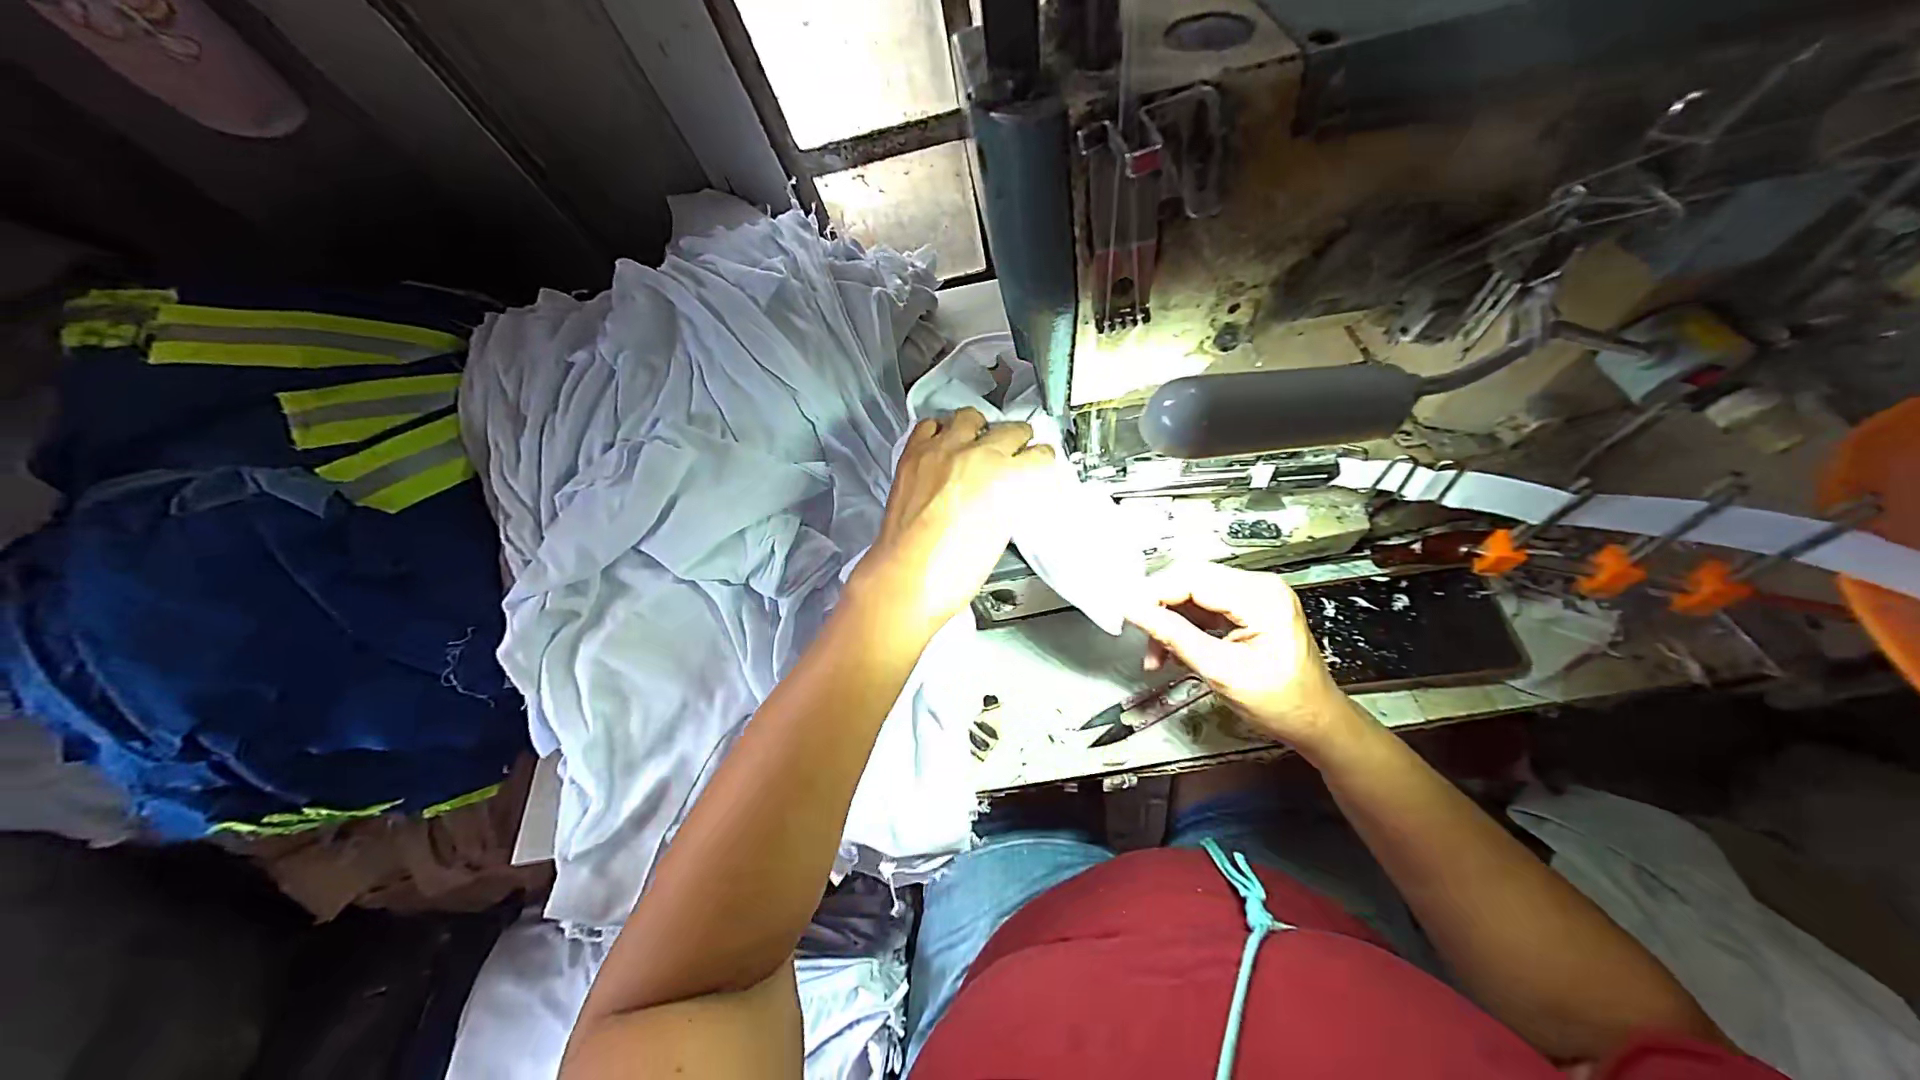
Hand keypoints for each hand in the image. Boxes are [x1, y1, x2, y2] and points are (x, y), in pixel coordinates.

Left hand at [853, 407, 1054, 630]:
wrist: (907, 577)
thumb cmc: (952, 570)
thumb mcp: (1000, 533)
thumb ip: (1009, 501)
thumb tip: (1009, 490)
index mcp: (1007, 478)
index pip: (1039, 456)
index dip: (1042, 460)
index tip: (1040, 461)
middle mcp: (976, 455)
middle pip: (1011, 431)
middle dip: (1019, 440)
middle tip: (1018, 448)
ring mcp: (942, 450)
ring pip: (970, 417)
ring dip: (980, 427)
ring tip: (980, 439)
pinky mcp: (914, 454)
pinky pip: (931, 425)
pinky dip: (941, 430)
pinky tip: (944, 442)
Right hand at [1125, 561, 1372, 758]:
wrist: (1315, 721)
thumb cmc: (1284, 703)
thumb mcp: (1221, 672)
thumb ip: (1175, 637)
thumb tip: (1137, 612)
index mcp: (1261, 597)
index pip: (1192, 579)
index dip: (1153, 594)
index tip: (1126, 611)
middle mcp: (1259, 587)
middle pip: (1190, 580)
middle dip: (1158, 608)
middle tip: (1137, 632)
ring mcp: (1254, 596)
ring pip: (1191, 594)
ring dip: (1168, 622)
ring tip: (1156, 655)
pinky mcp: (1247, 608)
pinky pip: (1203, 606)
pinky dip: (1183, 627)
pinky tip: (1173, 650)